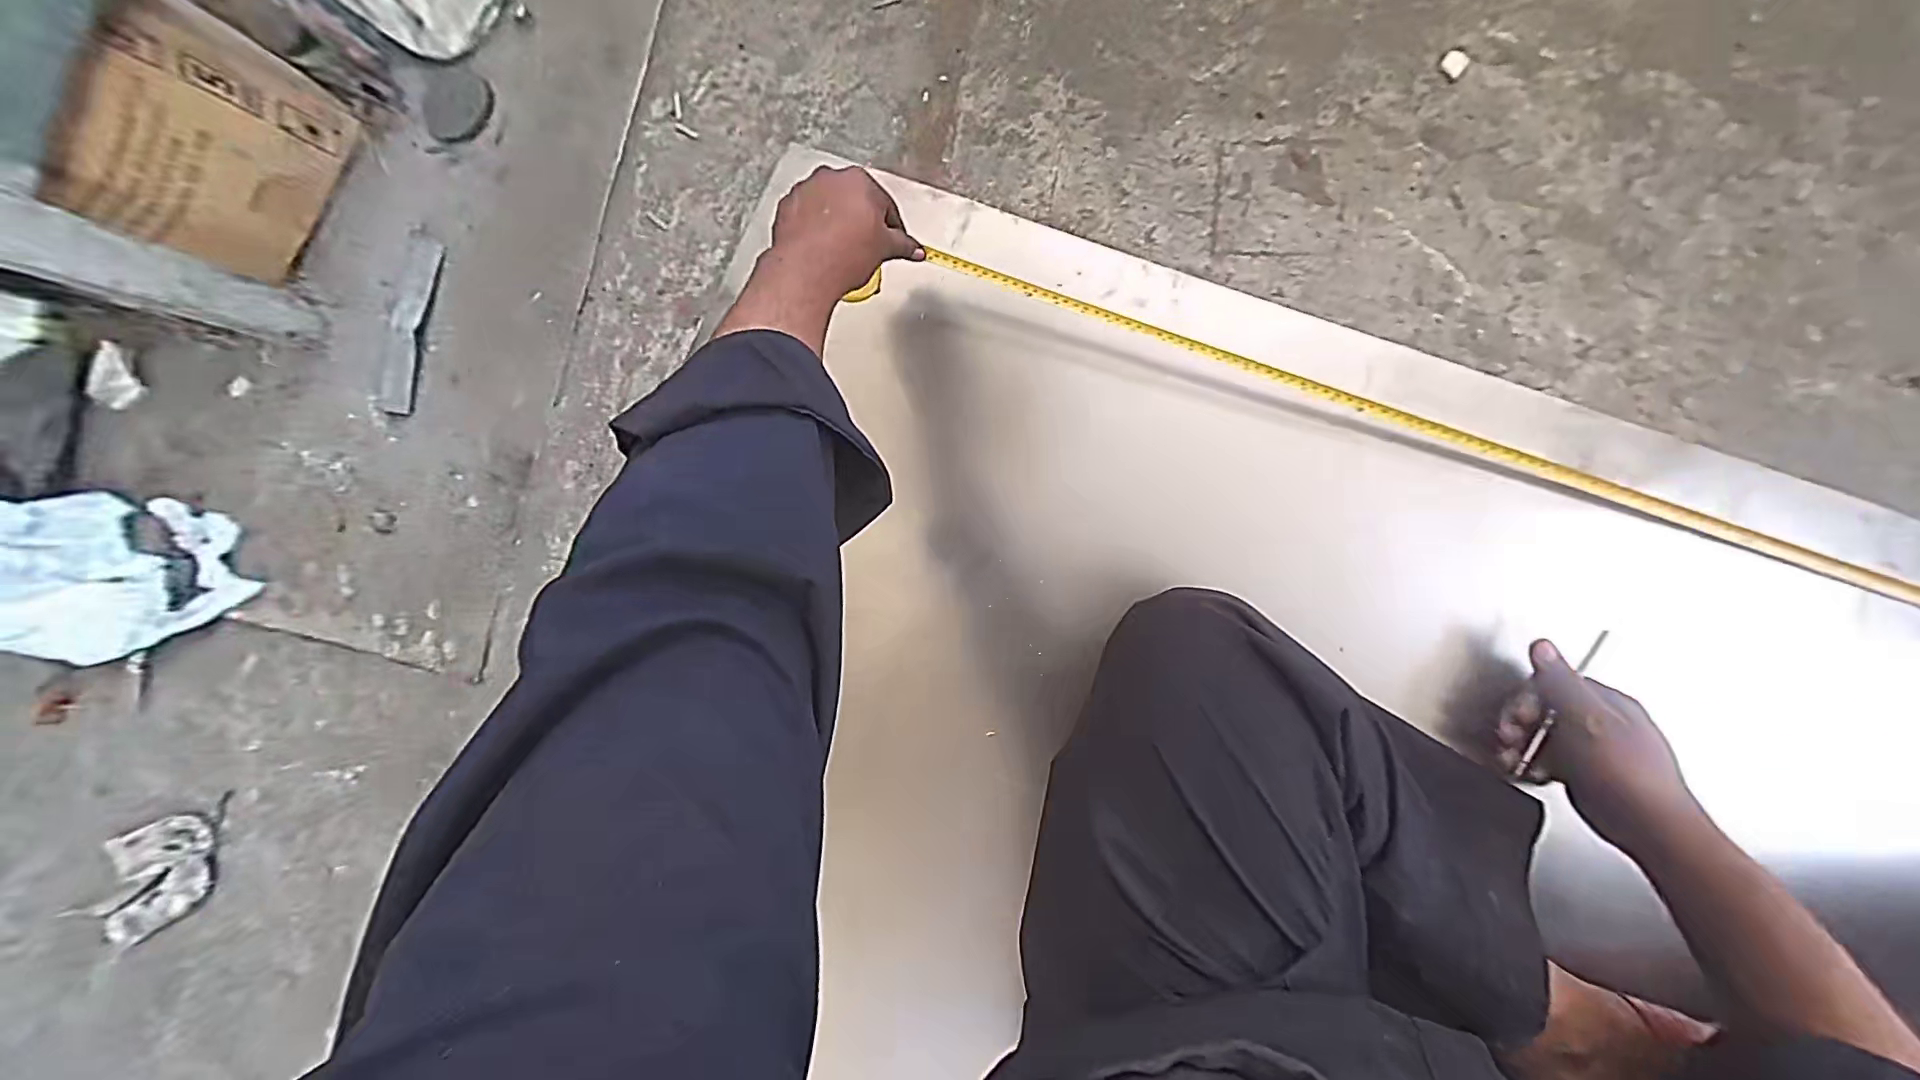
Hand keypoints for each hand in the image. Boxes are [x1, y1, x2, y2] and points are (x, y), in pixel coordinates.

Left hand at [765, 166, 922, 298]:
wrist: (806, 271)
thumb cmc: (842, 255)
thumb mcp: (884, 250)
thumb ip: (902, 245)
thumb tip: (913, 248)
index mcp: (860, 180)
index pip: (885, 205)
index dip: (892, 229)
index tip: (892, 242)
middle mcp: (831, 179)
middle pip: (855, 201)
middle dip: (863, 223)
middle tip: (867, 248)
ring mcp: (806, 191)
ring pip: (829, 207)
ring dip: (838, 224)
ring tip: (843, 251)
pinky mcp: (787, 207)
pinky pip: (808, 216)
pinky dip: (815, 229)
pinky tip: (822, 249)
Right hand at [1495, 639, 1703, 855]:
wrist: (1650, 829)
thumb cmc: (1627, 777)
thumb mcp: (1586, 719)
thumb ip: (1560, 681)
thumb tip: (1543, 646)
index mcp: (1607, 703)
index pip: (1550, 684)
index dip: (1524, 699)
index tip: (1516, 718)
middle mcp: (1603, 721)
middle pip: (1541, 708)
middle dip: (1517, 723)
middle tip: (1510, 738)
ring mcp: (1595, 747)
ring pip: (1541, 734)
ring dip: (1519, 744)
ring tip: (1513, 758)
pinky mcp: (1586, 771)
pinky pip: (1547, 757)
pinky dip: (1531, 762)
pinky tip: (1529, 771)